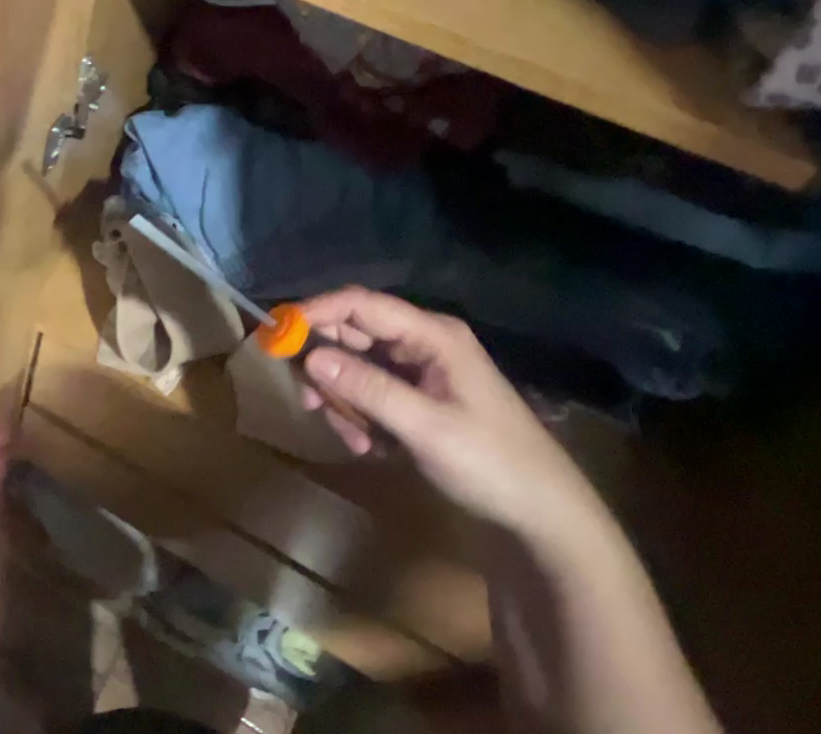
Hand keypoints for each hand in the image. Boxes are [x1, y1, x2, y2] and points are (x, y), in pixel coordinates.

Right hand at [296, 288, 597, 540]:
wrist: (544, 516)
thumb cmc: (491, 463)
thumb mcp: (425, 427)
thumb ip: (367, 389)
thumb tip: (310, 358)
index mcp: (433, 336)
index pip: (360, 304)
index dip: (314, 312)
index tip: (275, 334)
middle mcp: (422, 343)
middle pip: (352, 334)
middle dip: (325, 367)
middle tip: (310, 403)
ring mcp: (420, 371)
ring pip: (355, 367)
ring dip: (343, 400)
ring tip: (354, 440)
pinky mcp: (418, 397)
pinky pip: (369, 392)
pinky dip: (359, 415)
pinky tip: (370, 447)